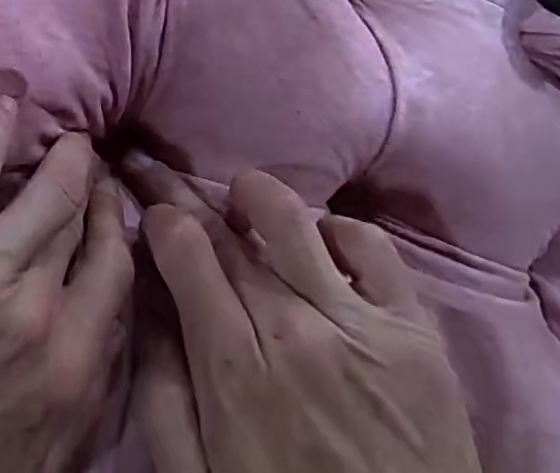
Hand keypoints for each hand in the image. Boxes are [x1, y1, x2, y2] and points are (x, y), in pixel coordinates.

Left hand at [0, 95, 133, 472]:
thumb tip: (107, 331)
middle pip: (81, 220)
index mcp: (70, 363)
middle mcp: (38, 309)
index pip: (114, 265)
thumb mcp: (34, 448)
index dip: (114, 222)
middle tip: (88, 163)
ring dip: (63, 155)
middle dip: (92, 184)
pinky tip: (6, 103)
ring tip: (65, 139)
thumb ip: (80, 389)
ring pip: (48, 190)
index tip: (110, 202)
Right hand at [123, 158, 479, 472]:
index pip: (184, 247)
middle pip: (224, 229)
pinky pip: (369, 243)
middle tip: (160, 173)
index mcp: (233, 366)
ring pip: (291, 216)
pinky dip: (336, 228)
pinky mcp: (413, 328)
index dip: (159, 216)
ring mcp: (357, 321)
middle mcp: (291, 327)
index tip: (150, 211)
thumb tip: (147, 296)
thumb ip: (160, 384)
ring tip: (240, 204)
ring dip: (254, 195)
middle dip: (180, 192)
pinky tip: (319, 245)